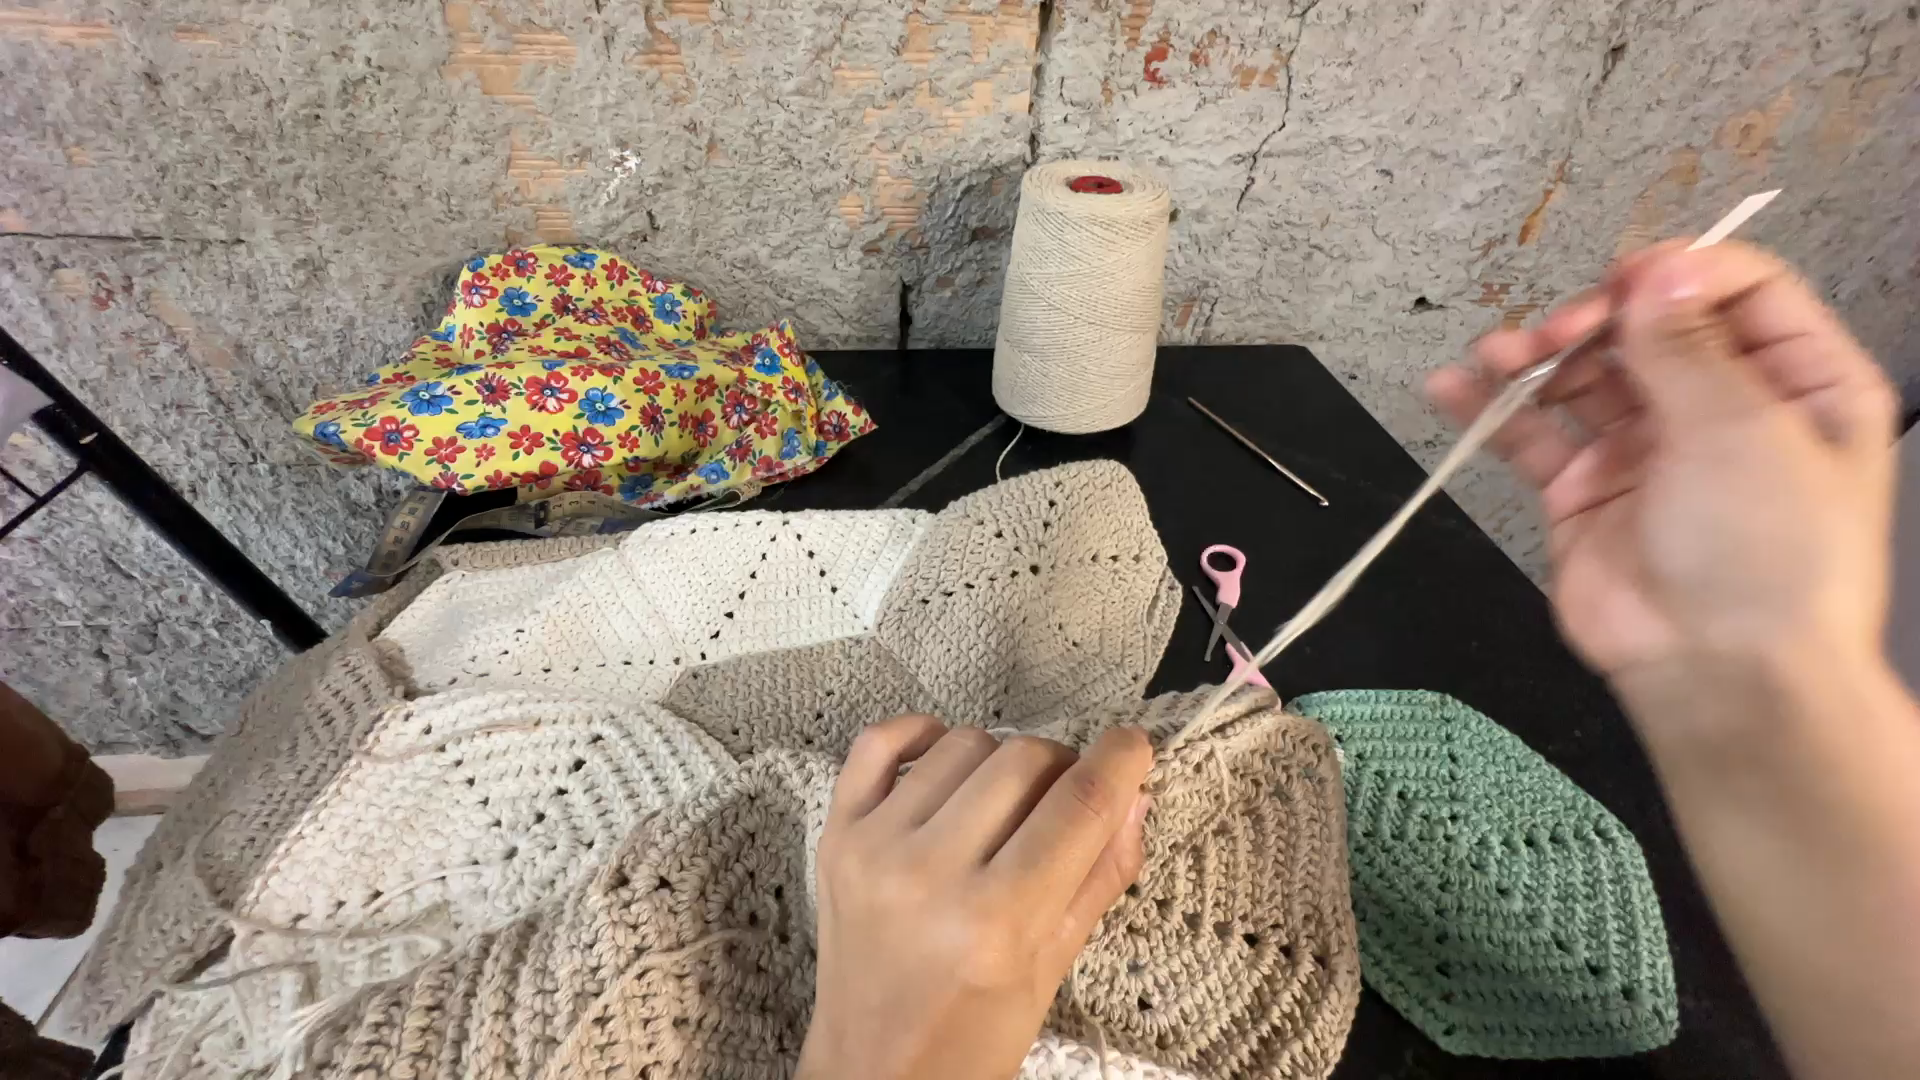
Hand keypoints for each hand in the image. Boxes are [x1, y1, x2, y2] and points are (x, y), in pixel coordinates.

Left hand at [798, 716, 1152, 1079]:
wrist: (875, 1072)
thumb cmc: (977, 1033)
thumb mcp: (1055, 967)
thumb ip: (1102, 873)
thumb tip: (1134, 793)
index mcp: (999, 922)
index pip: (1078, 805)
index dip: (1120, 760)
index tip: (1133, 745)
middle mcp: (932, 874)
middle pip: (1023, 759)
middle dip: (1061, 766)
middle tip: (1061, 797)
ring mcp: (875, 847)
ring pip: (964, 743)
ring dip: (999, 759)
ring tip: (1001, 801)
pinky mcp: (837, 833)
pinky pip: (878, 741)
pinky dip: (920, 732)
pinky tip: (944, 758)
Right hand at [1428, 241, 1897, 698]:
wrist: (1707, 662)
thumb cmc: (1762, 553)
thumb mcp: (1742, 435)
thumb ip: (1687, 351)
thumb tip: (1657, 268)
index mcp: (1789, 383)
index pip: (1733, 294)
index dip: (1673, 278)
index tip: (1618, 286)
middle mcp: (1711, 407)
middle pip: (1640, 332)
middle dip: (1589, 323)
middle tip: (1553, 337)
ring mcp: (1636, 447)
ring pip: (1576, 381)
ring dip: (1529, 361)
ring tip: (1489, 357)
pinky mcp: (1574, 486)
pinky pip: (1527, 437)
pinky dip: (1487, 411)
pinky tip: (1451, 388)